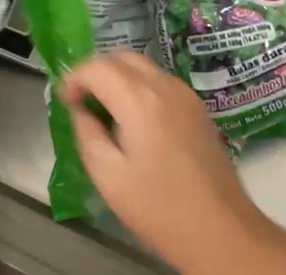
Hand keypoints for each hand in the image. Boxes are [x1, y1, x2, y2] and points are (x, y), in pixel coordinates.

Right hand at [62, 51, 285, 274]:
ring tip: (105, 109)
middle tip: (82, 99)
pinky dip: (139, 85)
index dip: (75, 77)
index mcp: (140, 100)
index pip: (98, 66)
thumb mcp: (108, 177)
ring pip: (143, 65)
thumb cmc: (159, 208)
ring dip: (119, 76)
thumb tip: (80, 109)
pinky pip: (161, 80)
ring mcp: (185, 93)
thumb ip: (87, 134)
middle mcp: (164, 85)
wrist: (221, 228)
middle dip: (96, 70)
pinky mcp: (197, 106)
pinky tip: (134, 118)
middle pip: (122, 56)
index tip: (65, 100)